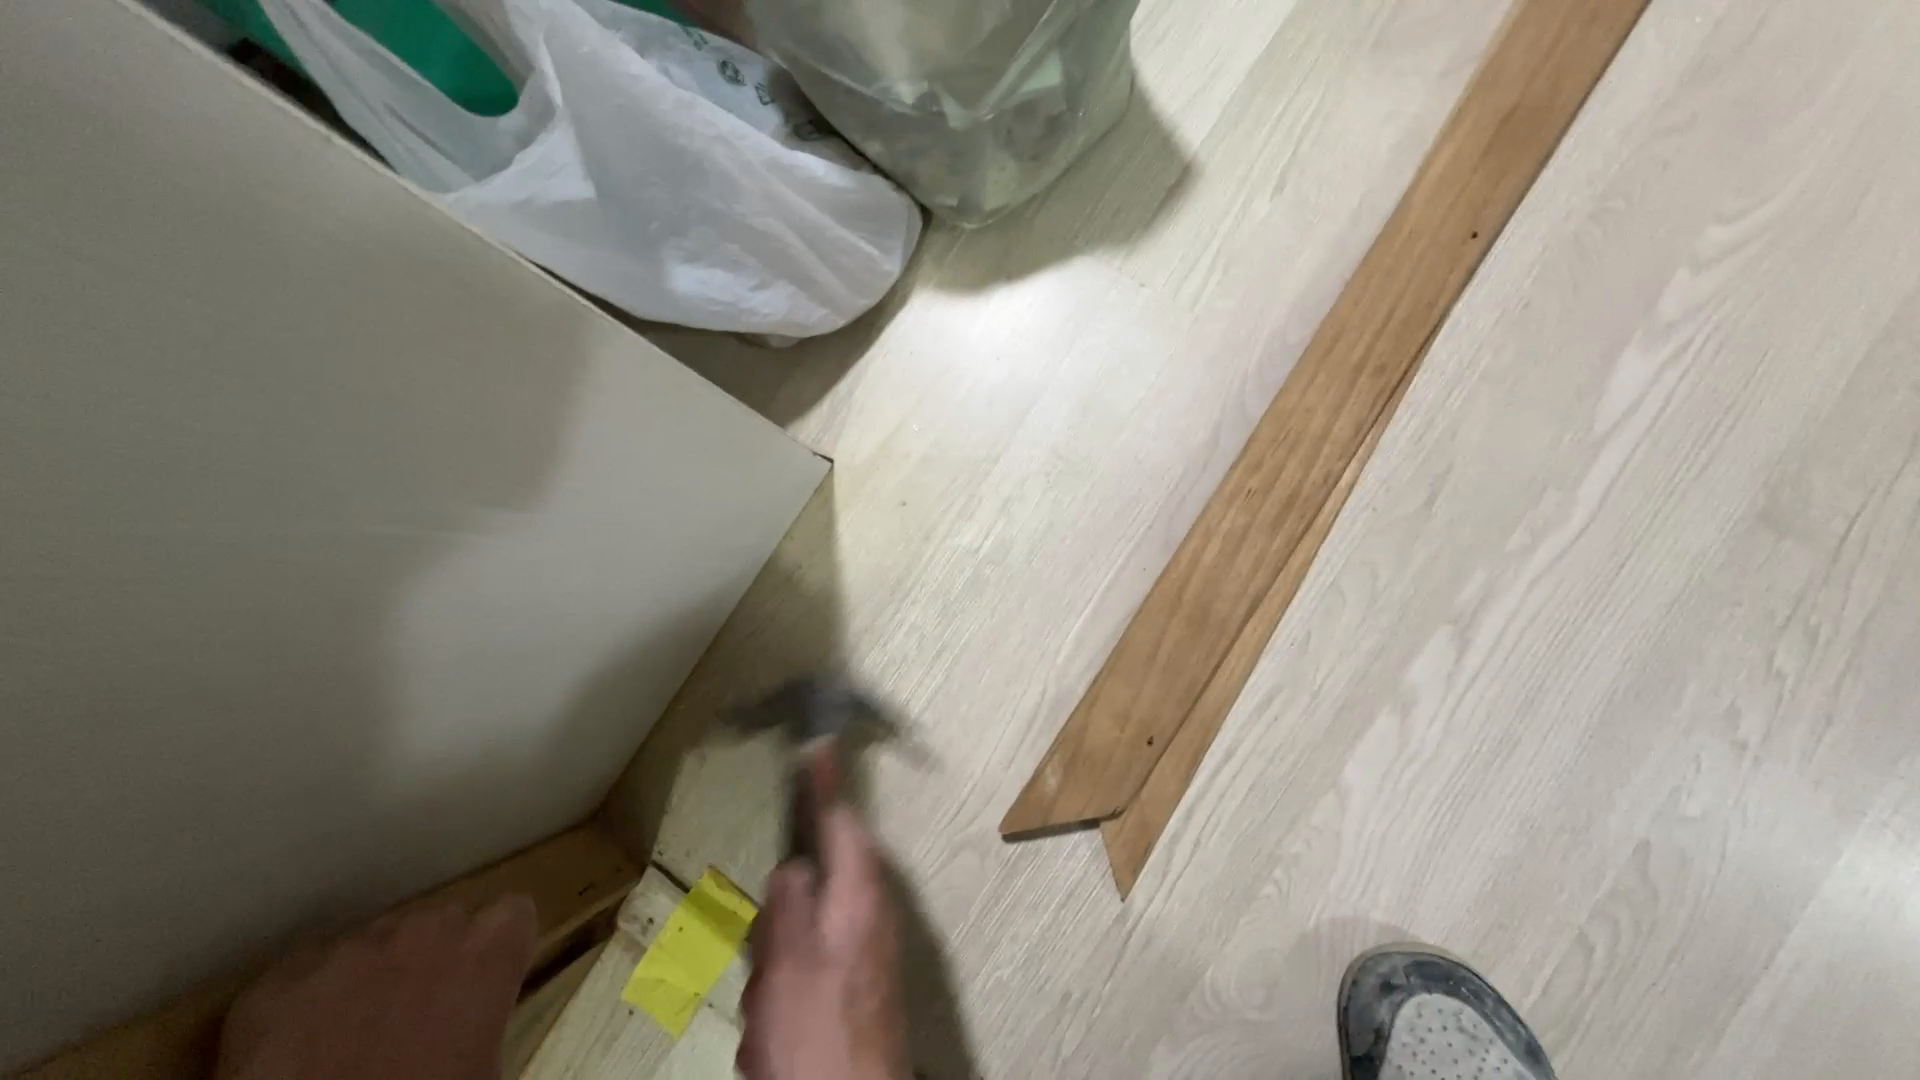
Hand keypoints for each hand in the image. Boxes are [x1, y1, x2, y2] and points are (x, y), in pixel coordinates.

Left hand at [216, 895, 537, 1079]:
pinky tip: (305, 1048)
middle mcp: (424, 929)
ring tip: (356, 1034)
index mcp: (490, 948)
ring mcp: (348, 949)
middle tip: (417, 1018)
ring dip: (373, 974)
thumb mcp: (488, 1066)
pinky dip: (308, 1001)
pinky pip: (305, 974)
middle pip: (440, 922)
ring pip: (372, 942)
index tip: (483, 985)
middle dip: (431, 958)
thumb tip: (473, 1017)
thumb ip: (490, 1013)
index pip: (513, 914)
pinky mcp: (279, 981)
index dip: (496, 950)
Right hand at [738, 751, 910, 1079]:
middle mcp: (870, 916)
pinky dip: (787, 991)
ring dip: (776, 962)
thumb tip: (792, 865)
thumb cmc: (815, 1035)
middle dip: (780, 912)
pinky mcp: (854, 986)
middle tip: (766, 961)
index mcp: (859, 897)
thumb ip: (788, 904)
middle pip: (817, 878)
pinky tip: (777, 1031)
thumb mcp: (787, 963)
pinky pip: (809, 967)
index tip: (817, 745)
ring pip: (805, 929)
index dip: (825, 785)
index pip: (843, 822)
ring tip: (771, 1011)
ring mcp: (865, 952)